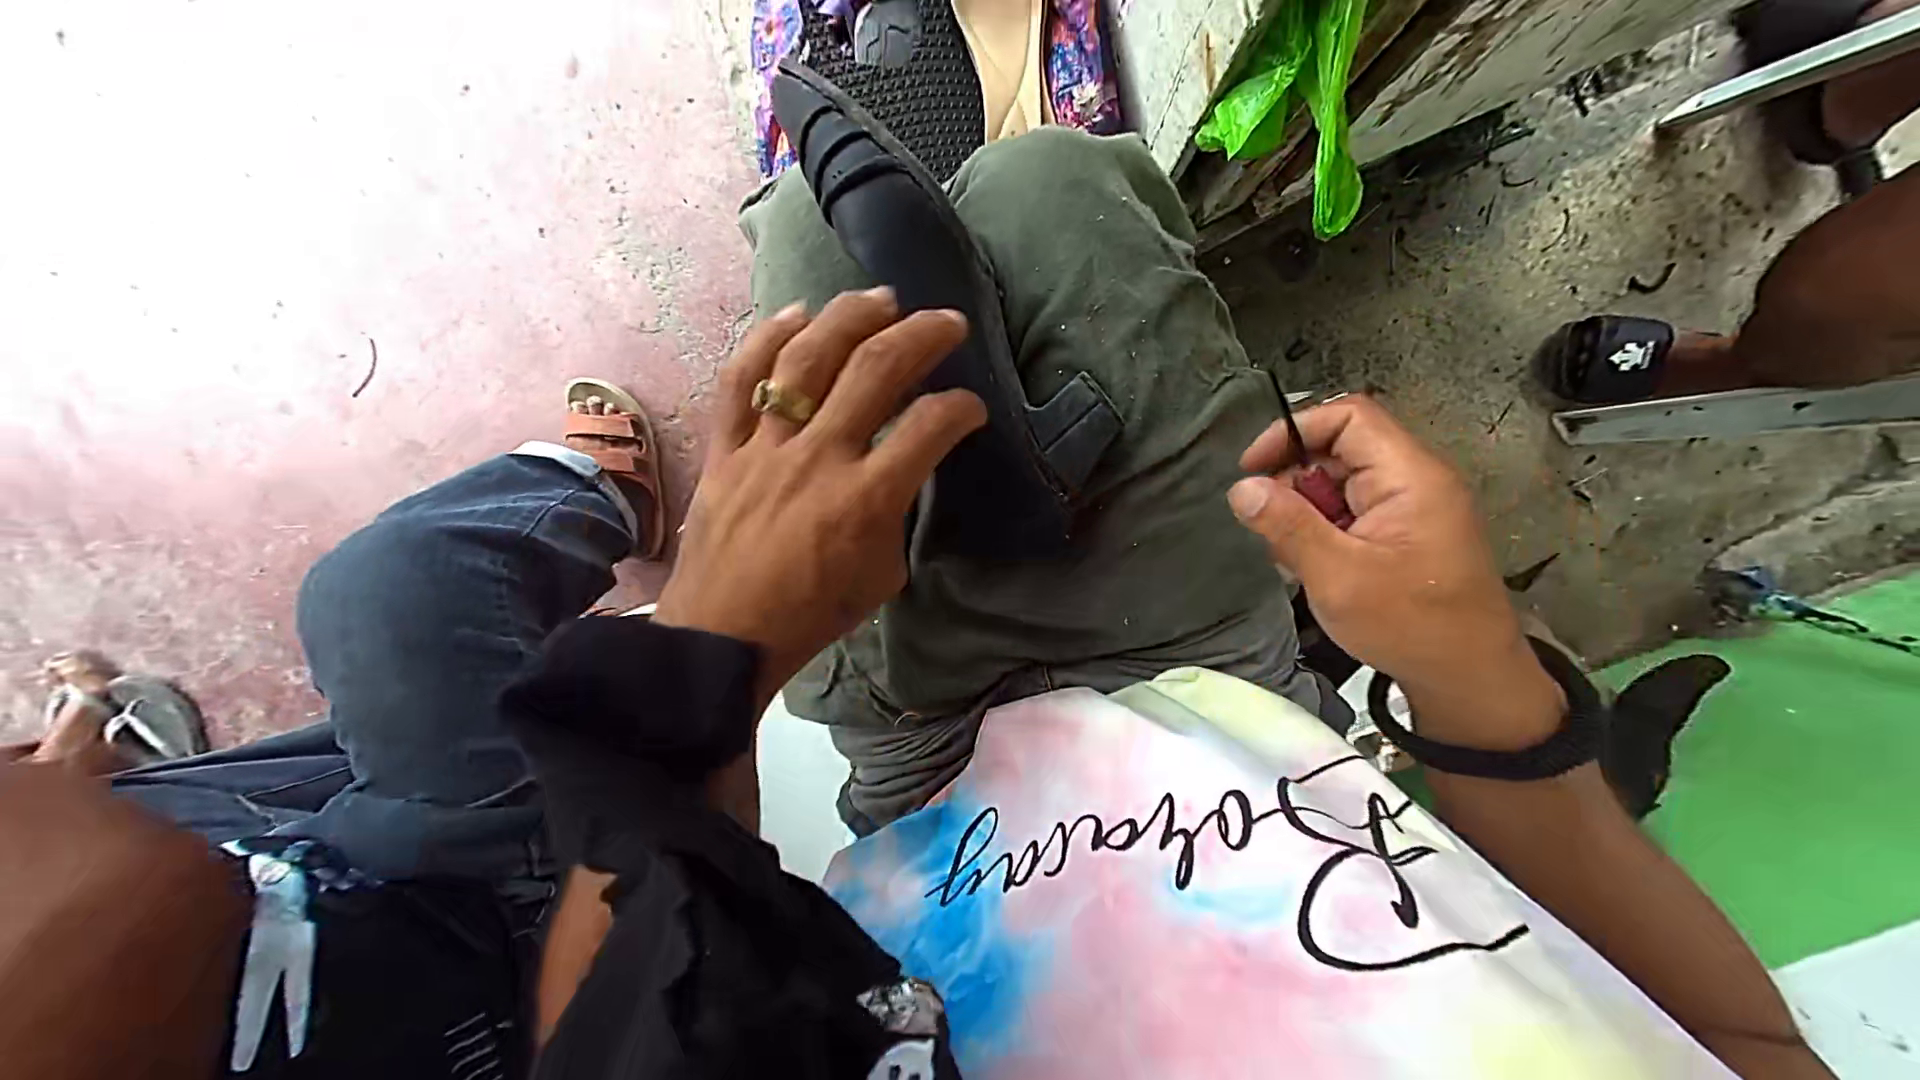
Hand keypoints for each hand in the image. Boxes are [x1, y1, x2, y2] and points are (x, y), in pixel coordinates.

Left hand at [653, 288, 986, 704]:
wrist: (725, 637)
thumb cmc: (813, 614)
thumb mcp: (882, 573)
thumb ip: (897, 512)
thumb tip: (899, 470)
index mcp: (866, 500)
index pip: (930, 427)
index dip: (961, 408)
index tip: (970, 408)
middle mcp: (819, 458)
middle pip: (876, 370)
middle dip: (922, 335)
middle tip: (947, 322)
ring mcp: (766, 447)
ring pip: (807, 358)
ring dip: (850, 318)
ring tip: (880, 299)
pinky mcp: (725, 448)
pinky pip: (740, 379)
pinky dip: (767, 338)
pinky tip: (797, 314)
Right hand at [1228, 395, 1561, 748]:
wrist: (1468, 679)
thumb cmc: (1411, 626)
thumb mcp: (1338, 576)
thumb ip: (1287, 526)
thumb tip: (1241, 488)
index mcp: (1410, 477)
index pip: (1348, 416)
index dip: (1293, 430)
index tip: (1252, 468)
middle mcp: (1412, 481)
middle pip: (1338, 448)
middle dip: (1292, 480)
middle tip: (1269, 524)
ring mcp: (1407, 507)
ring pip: (1337, 482)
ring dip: (1302, 509)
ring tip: (1292, 553)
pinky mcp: (1399, 531)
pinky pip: (1346, 510)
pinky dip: (1318, 529)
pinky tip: (1310, 564)